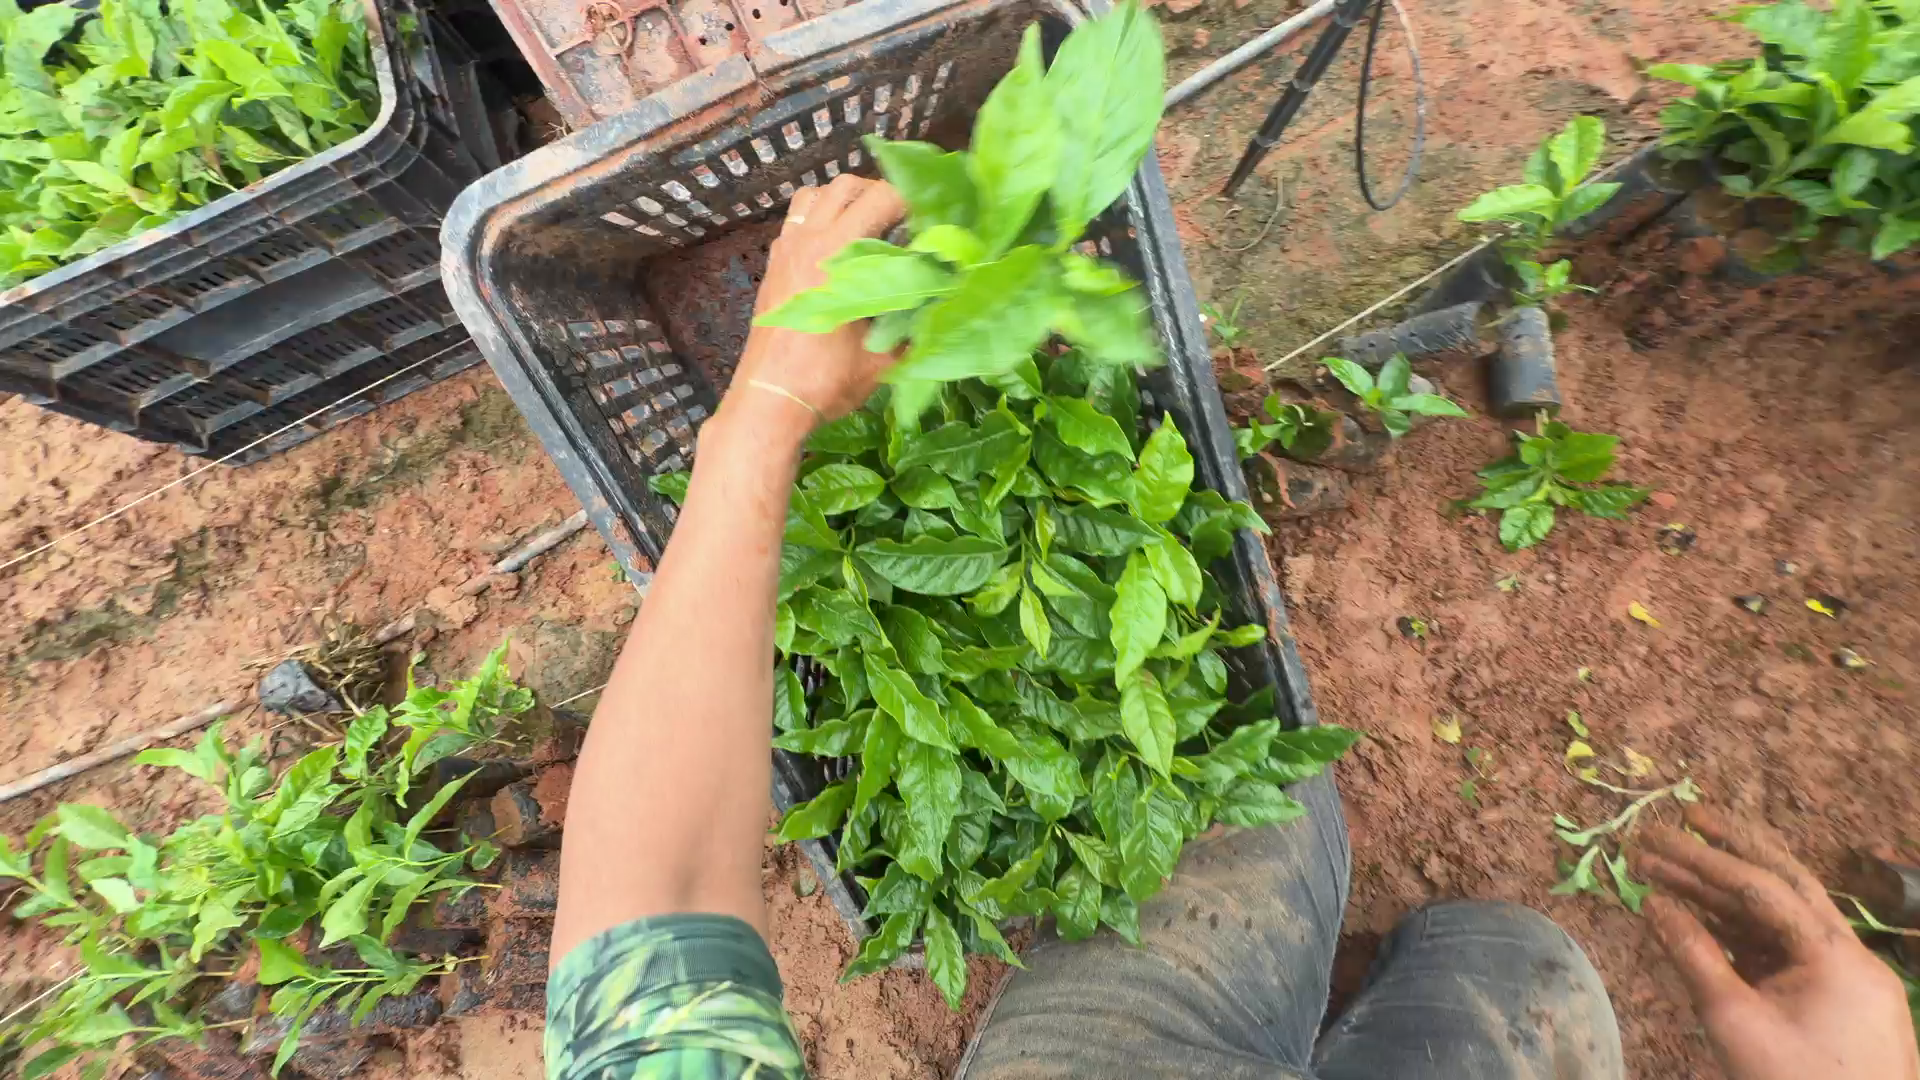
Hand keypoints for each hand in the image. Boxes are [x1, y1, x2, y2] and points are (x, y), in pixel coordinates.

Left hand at [719, 175, 907, 442]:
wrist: (771, 402)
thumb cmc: (827, 381)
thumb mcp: (883, 359)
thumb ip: (913, 325)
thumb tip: (942, 301)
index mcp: (835, 256)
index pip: (880, 200)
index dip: (912, 204)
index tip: (930, 221)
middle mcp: (807, 242)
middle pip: (846, 186)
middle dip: (880, 194)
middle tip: (903, 220)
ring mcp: (785, 251)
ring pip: (815, 196)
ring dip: (844, 201)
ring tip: (868, 226)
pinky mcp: (773, 266)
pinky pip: (796, 221)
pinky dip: (818, 220)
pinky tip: (836, 250)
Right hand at [1636, 806, 1919, 1079]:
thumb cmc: (1793, 1078)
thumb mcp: (1732, 1015)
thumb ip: (1691, 950)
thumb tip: (1652, 901)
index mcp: (1837, 958)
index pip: (1760, 887)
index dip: (1701, 857)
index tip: (1651, 836)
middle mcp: (1849, 956)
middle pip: (1786, 883)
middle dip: (1734, 846)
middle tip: (1687, 816)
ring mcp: (1843, 977)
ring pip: (1776, 911)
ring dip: (1717, 887)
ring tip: (1659, 867)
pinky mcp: (1829, 995)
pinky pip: (1775, 941)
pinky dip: (1730, 920)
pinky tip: (1689, 909)